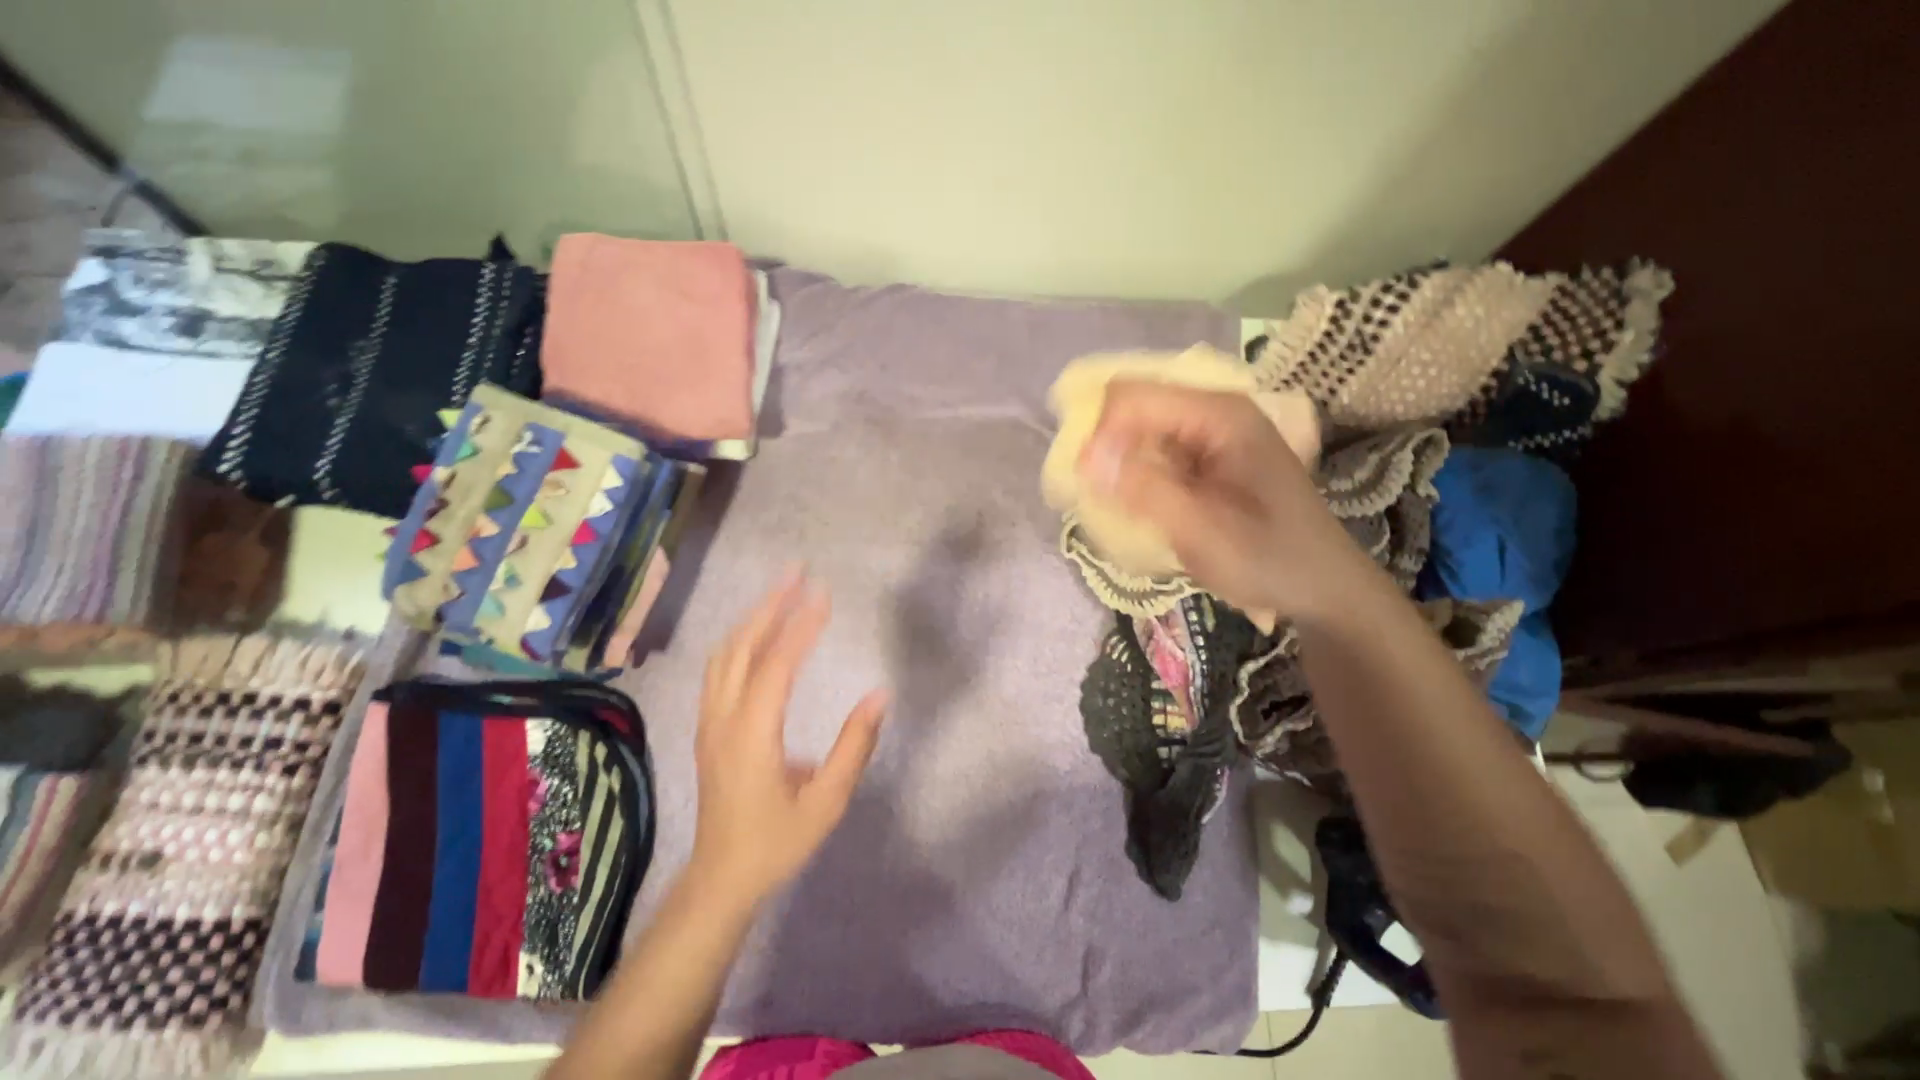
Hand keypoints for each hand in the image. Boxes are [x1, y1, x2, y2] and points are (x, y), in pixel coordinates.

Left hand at [689, 568, 887, 904]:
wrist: (722, 878)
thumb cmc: (777, 842)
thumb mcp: (827, 802)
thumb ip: (853, 746)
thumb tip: (879, 696)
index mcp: (752, 733)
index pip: (777, 663)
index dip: (801, 625)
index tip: (824, 593)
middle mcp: (723, 718)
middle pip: (741, 646)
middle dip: (770, 604)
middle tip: (798, 572)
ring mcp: (709, 722)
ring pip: (723, 655)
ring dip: (751, 619)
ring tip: (781, 593)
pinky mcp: (707, 730)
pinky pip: (718, 670)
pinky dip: (739, 641)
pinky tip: (756, 635)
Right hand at [1078, 379, 1362, 620]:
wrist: (1323, 586)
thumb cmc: (1270, 560)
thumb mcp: (1204, 533)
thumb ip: (1145, 491)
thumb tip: (1086, 459)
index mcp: (1220, 415)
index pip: (1131, 396)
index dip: (1099, 432)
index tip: (1086, 483)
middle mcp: (1215, 410)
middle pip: (1133, 405)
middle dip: (1105, 446)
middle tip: (1094, 497)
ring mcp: (1214, 431)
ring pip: (1140, 428)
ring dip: (1119, 462)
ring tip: (1115, 506)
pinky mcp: (1209, 454)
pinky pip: (1156, 448)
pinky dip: (1137, 474)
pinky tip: (1139, 507)